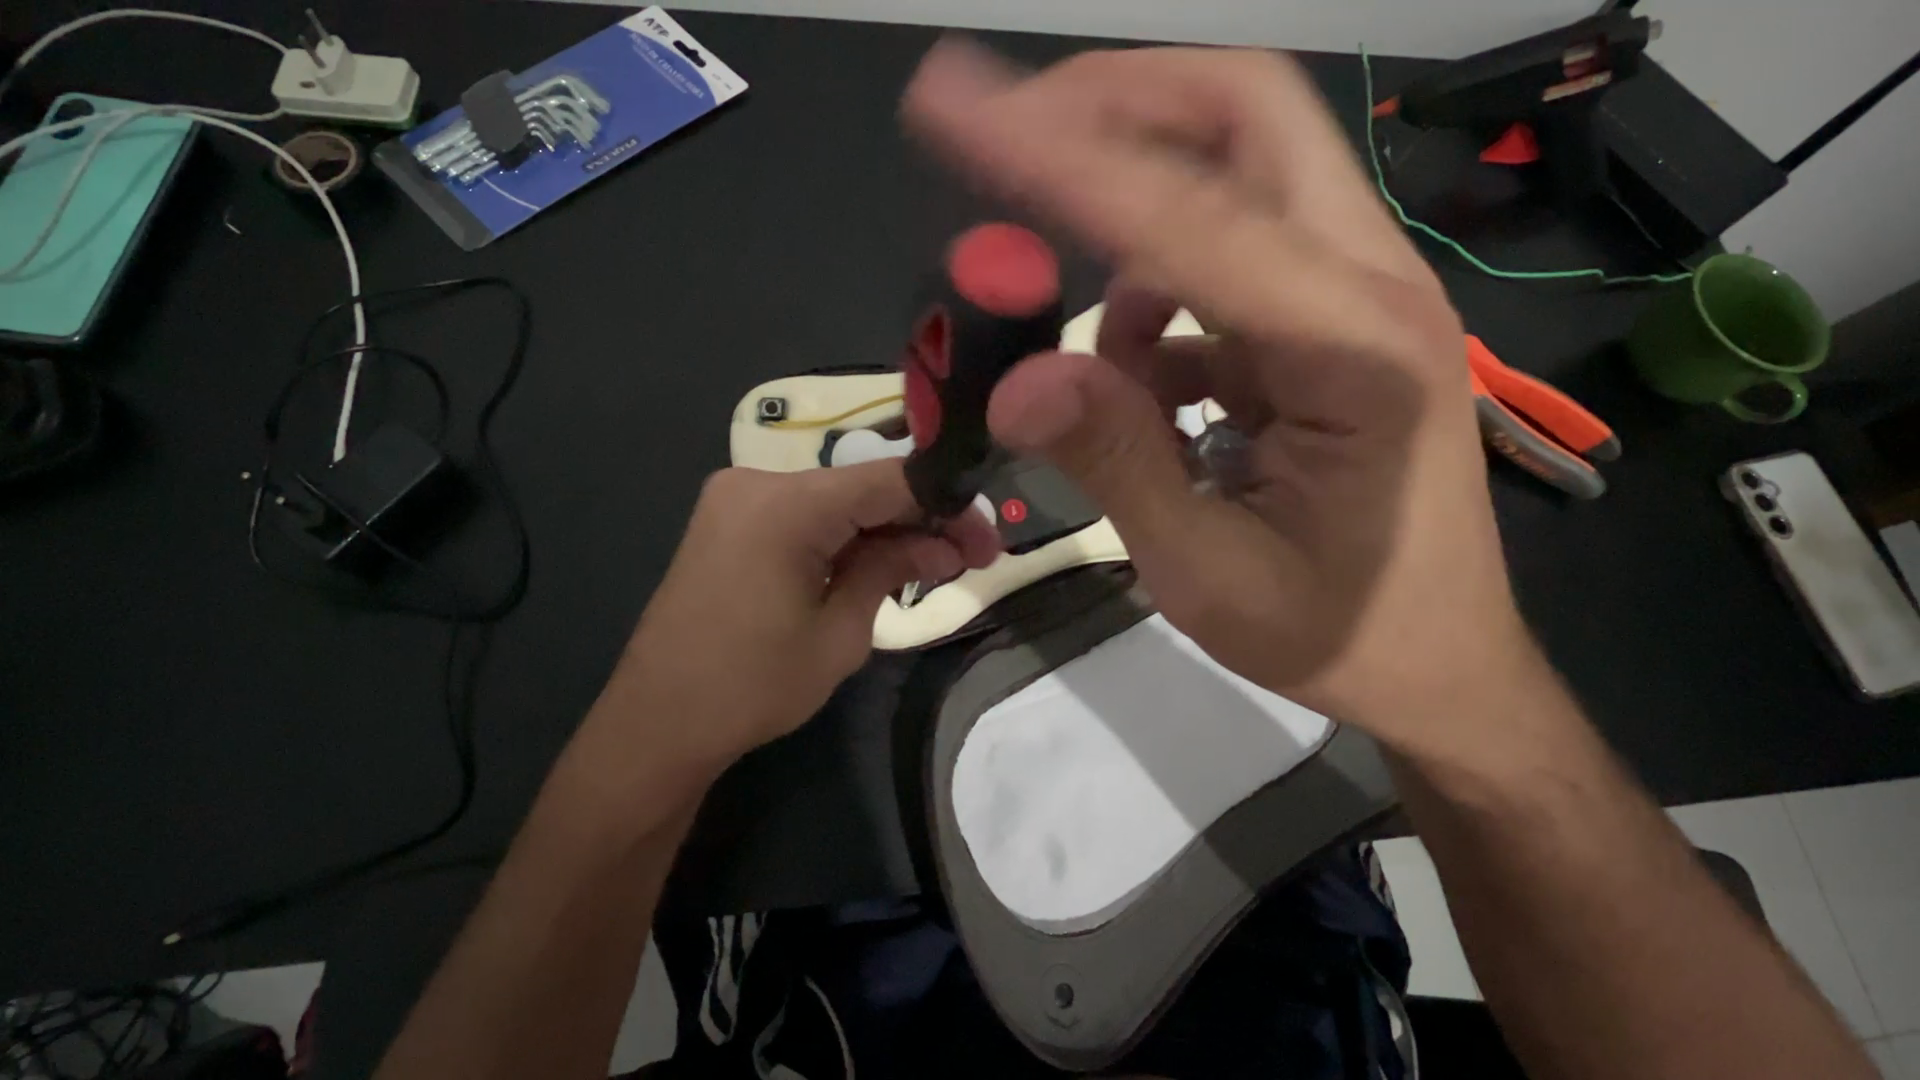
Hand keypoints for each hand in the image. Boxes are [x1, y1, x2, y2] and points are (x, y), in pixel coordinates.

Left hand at [596, 461, 999, 769]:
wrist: (657, 723)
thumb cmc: (752, 686)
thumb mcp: (840, 633)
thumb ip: (891, 571)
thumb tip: (942, 543)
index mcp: (785, 503)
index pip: (890, 480)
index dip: (947, 505)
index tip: (986, 539)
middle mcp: (758, 481)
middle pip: (862, 485)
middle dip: (919, 519)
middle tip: (969, 557)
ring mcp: (736, 499)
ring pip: (835, 499)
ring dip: (884, 529)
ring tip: (932, 565)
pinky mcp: (727, 521)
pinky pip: (803, 514)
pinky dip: (844, 535)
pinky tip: (878, 562)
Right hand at [902, 41, 1533, 749]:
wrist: (1444, 666)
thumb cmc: (1340, 634)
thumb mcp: (1210, 573)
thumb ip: (1117, 464)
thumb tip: (1014, 385)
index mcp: (1357, 351)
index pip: (1193, 215)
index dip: (1065, 156)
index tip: (954, 105)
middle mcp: (1371, 287)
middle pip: (1247, 119)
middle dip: (1117, 105)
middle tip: (1011, 132)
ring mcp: (1358, 296)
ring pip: (1237, 176)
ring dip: (1133, 222)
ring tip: (1097, 355)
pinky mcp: (1333, 322)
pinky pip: (1229, 260)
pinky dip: (1159, 295)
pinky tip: (1146, 388)